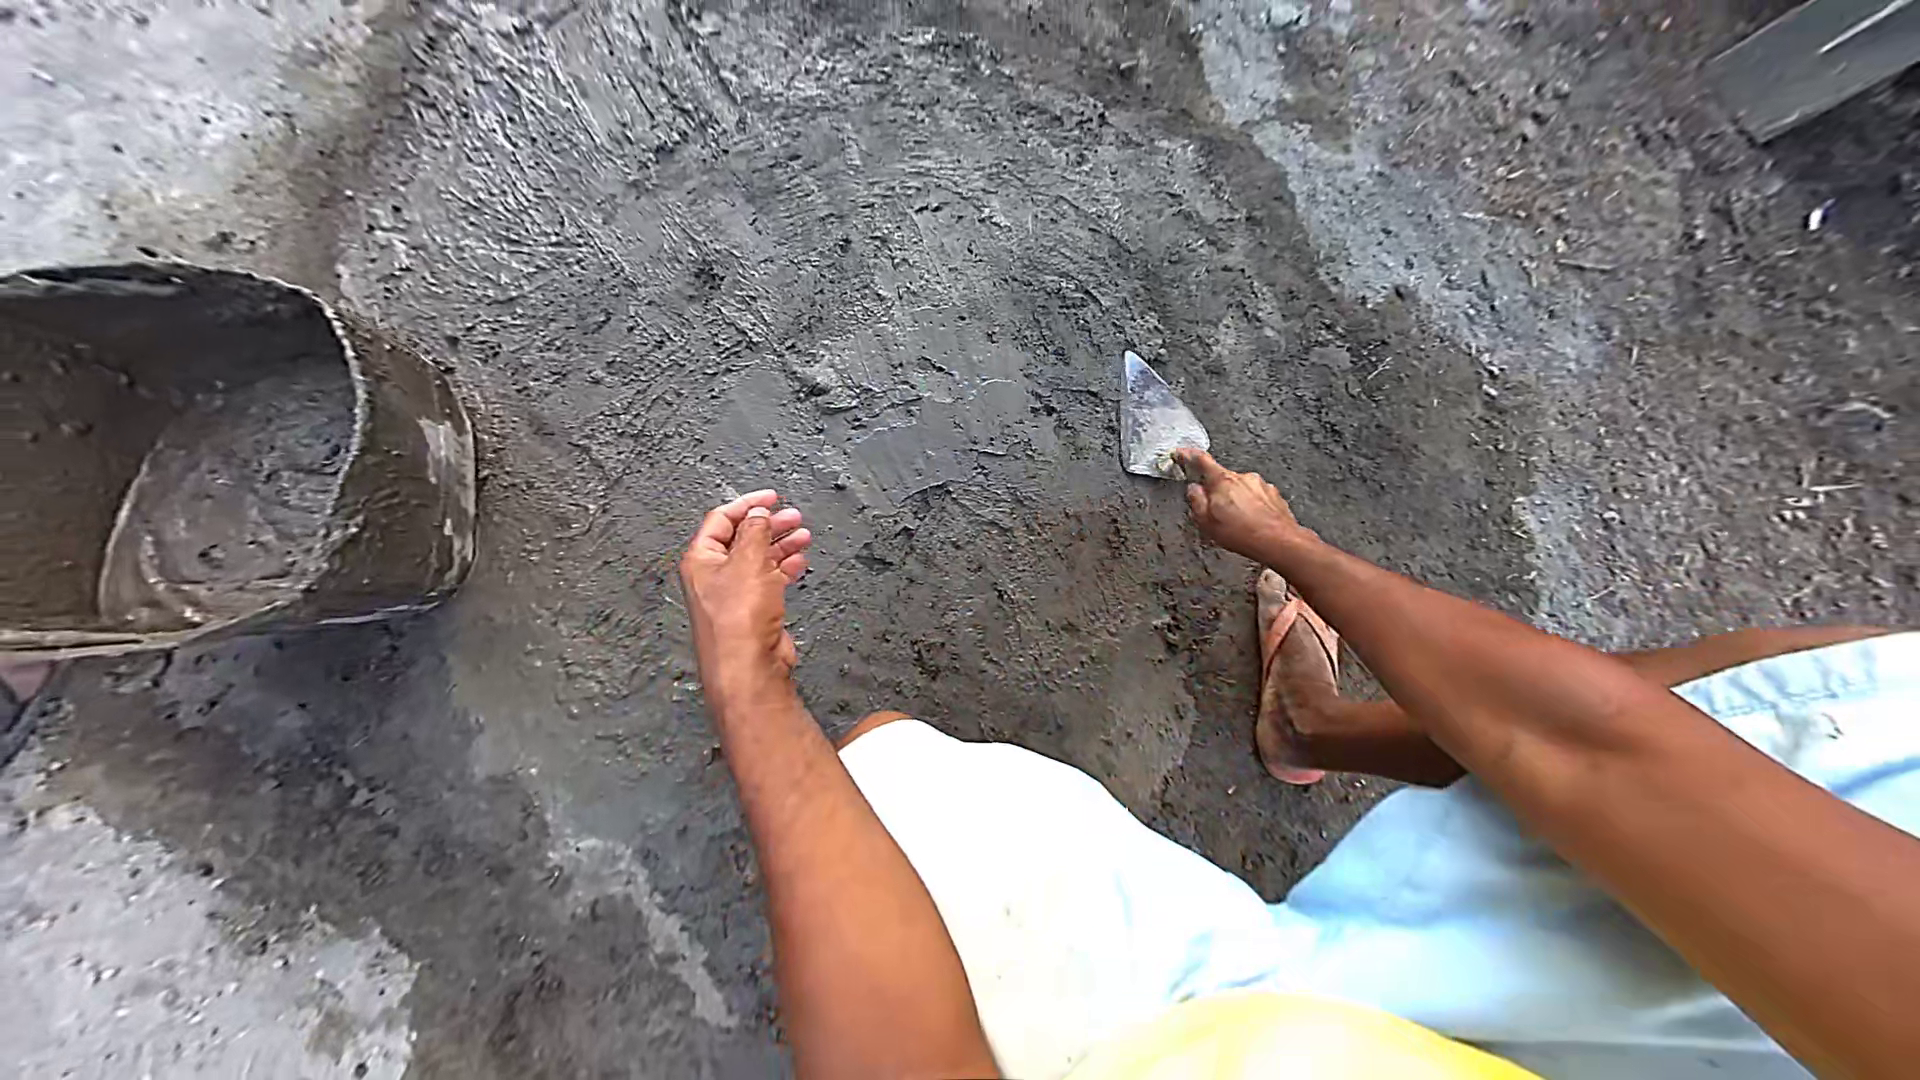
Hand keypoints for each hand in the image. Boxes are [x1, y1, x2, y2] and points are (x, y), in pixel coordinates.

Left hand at [679, 490, 813, 707]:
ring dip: (781, 545)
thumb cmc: (737, 621)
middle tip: (792, 517)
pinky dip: (784, 568)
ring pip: (759, 559)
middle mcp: (714, 576)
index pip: (722, 519)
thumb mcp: (749, 561)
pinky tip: (798, 562)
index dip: (747, 504)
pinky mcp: (753, 610)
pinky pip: (769, 580)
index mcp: (701, 560)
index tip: (771, 498)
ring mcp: (733, 595)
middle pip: (743, 539)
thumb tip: (758, 512)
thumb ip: (755, 531)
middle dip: (769, 525)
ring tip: (802, 536)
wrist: (749, 666)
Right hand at [1173, 448, 1313, 559]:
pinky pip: (1256, 497)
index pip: (1202, 461)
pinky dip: (1250, 507)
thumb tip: (1193, 490)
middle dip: (1216, 492)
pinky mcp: (1273, 495)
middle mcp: (1243, 477)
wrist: (1278, 541)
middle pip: (1222, 479)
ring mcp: (1261, 485)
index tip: (1182, 453)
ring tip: (1236, 524)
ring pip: (1240, 489)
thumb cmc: (1242, 533)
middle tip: (1215, 513)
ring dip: (1235, 501)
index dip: (1188, 456)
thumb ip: (1196, 501)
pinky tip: (1250, 523)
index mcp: (1222, 481)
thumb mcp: (1205, 521)